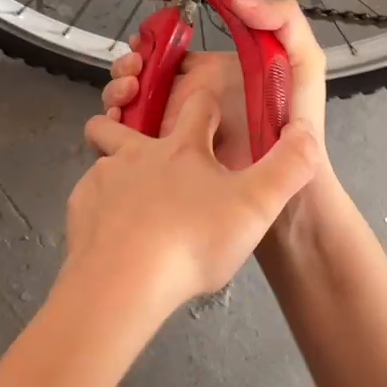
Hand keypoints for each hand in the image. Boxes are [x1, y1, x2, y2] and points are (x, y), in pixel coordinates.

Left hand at [67, 91, 321, 307]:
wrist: (124, 280)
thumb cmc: (194, 240)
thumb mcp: (256, 206)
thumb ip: (288, 168)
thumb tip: (307, 130)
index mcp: (182, 150)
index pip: (198, 107)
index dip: (208, 105)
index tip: (212, 112)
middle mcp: (137, 154)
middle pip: (121, 122)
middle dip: (127, 120)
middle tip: (144, 146)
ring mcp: (103, 180)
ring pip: (104, 161)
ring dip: (116, 172)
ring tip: (133, 204)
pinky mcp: (80, 211)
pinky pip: (89, 200)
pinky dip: (101, 210)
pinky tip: (115, 237)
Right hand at [101, 0, 329, 172]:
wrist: (290, 190)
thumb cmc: (297, 127)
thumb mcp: (303, 62)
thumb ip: (284, 20)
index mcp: (214, 75)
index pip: (170, 50)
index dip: (152, 40)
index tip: (143, 40)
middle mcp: (189, 99)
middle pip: (142, 74)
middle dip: (128, 65)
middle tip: (133, 70)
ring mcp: (174, 130)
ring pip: (130, 103)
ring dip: (119, 90)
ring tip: (128, 92)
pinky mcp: (165, 160)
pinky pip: (128, 139)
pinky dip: (114, 125)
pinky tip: (121, 120)